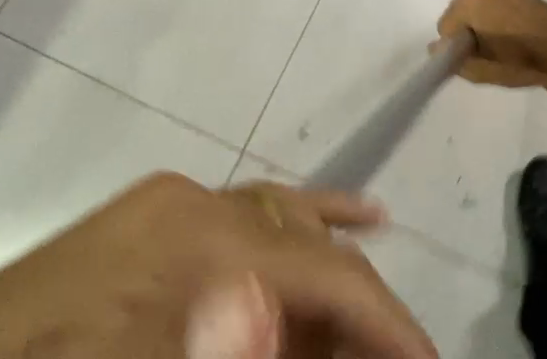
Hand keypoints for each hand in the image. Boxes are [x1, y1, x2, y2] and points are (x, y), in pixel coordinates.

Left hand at [0, 174, 434, 358]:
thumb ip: (234, 345)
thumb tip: (306, 318)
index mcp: (200, 239)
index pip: (325, 274)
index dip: (387, 324)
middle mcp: (194, 203)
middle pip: (309, 248)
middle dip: (359, 310)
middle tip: (396, 352)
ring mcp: (171, 203)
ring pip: (286, 223)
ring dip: (335, 271)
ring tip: (384, 316)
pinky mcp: (150, 216)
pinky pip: (247, 211)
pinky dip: (300, 220)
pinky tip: (350, 214)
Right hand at [434, 0, 546, 91]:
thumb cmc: (519, 62)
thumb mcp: (480, 71)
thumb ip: (453, 60)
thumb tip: (436, 48)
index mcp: (468, 2)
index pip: (446, 26)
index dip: (455, 46)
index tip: (471, 59)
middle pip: (461, 11)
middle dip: (467, 29)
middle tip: (485, 52)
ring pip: (479, 5)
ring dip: (482, 21)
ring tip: (501, 43)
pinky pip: (496, 2)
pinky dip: (497, 14)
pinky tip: (512, 32)